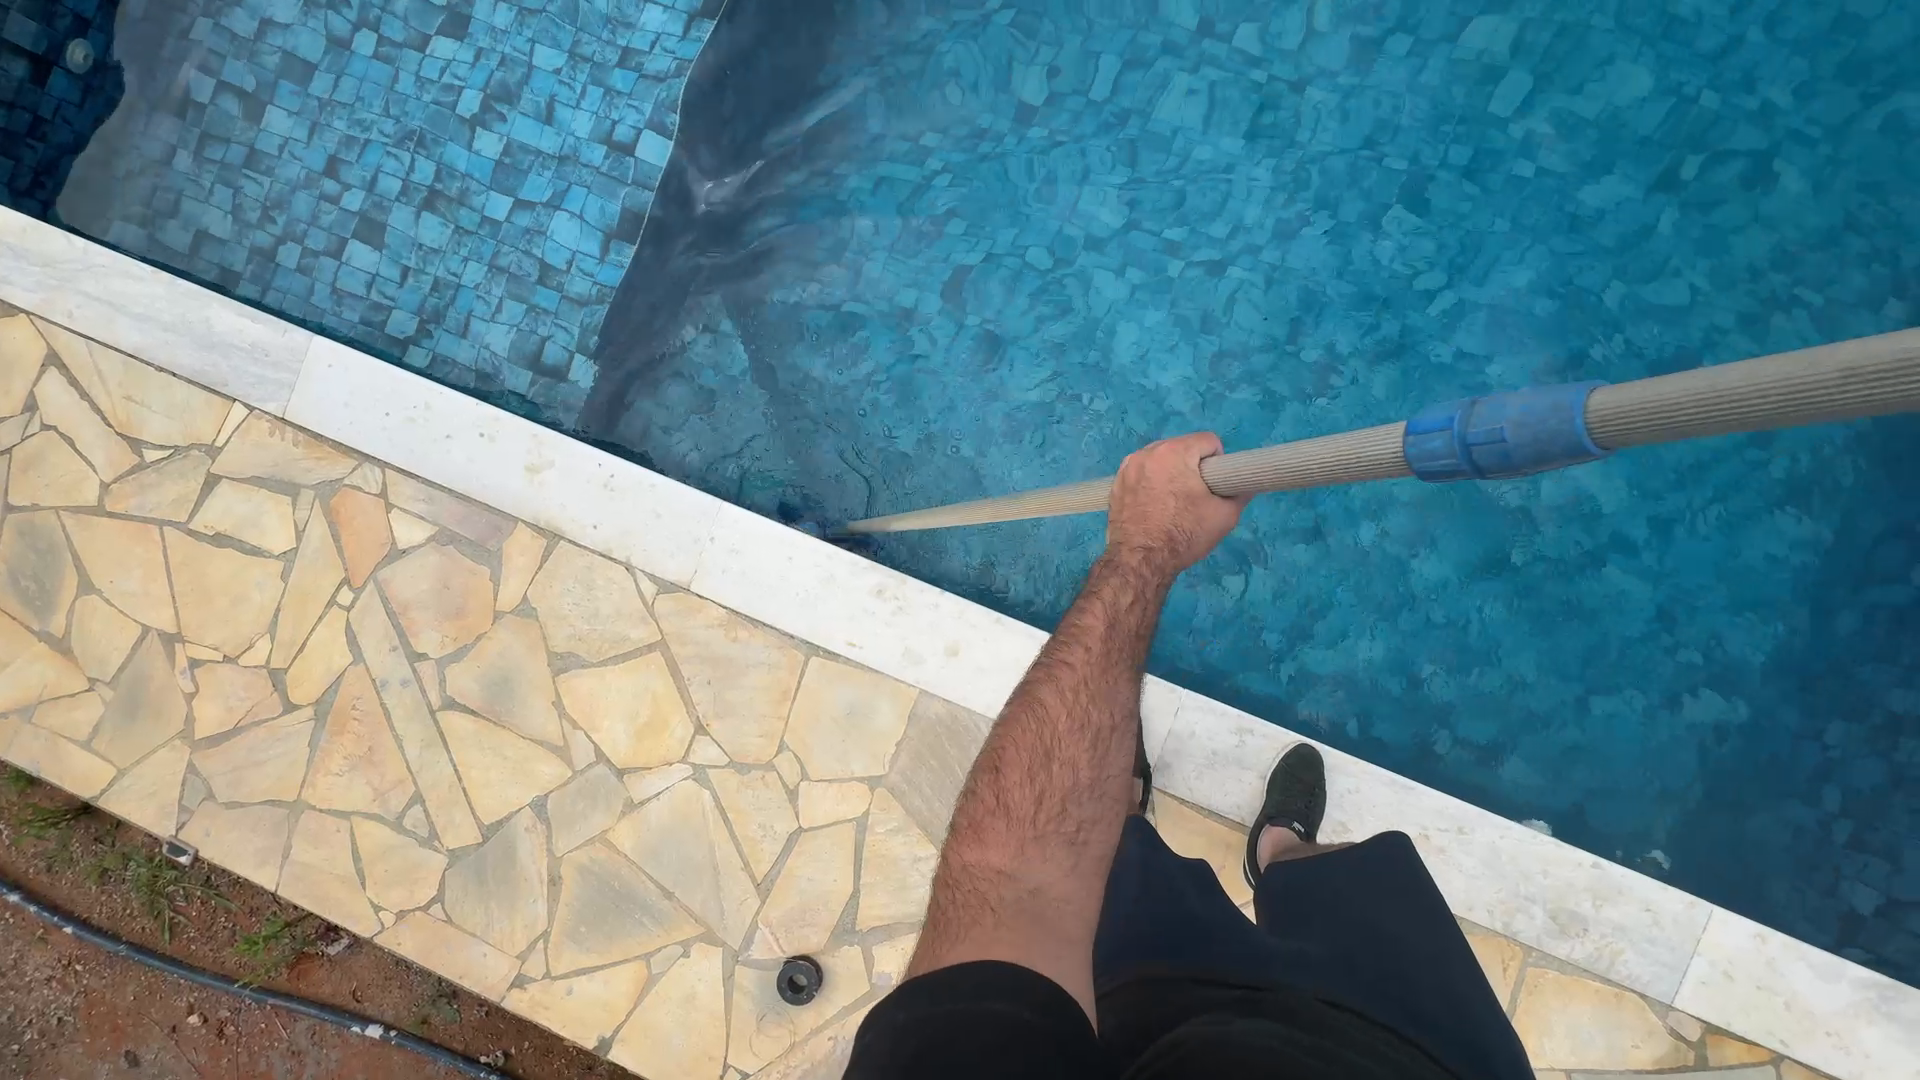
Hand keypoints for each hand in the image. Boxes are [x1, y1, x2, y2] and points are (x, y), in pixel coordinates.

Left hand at [1104, 432, 1247, 579]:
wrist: (1141, 561)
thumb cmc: (1184, 535)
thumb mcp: (1225, 515)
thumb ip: (1241, 492)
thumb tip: (1246, 485)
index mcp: (1173, 452)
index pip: (1208, 441)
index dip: (1218, 462)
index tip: (1214, 485)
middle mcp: (1146, 453)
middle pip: (1181, 448)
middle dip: (1192, 466)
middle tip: (1195, 496)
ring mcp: (1127, 468)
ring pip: (1160, 460)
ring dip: (1170, 473)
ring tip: (1174, 503)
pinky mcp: (1116, 484)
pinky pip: (1142, 474)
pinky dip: (1151, 483)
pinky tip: (1154, 506)